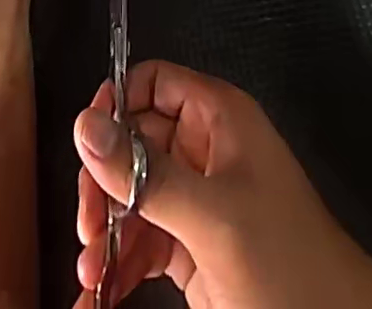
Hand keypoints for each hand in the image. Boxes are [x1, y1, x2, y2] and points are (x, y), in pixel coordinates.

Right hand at [70, 61, 371, 308]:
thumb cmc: (285, 263)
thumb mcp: (213, 217)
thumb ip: (146, 174)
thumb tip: (86, 127)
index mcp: (219, 118)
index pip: (154, 83)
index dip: (117, 105)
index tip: (87, 148)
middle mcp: (205, 149)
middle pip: (133, 143)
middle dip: (104, 184)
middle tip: (89, 227)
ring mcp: (197, 198)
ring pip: (132, 193)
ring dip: (106, 231)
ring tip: (92, 270)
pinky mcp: (192, 242)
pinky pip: (142, 238)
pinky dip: (118, 263)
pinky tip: (98, 292)